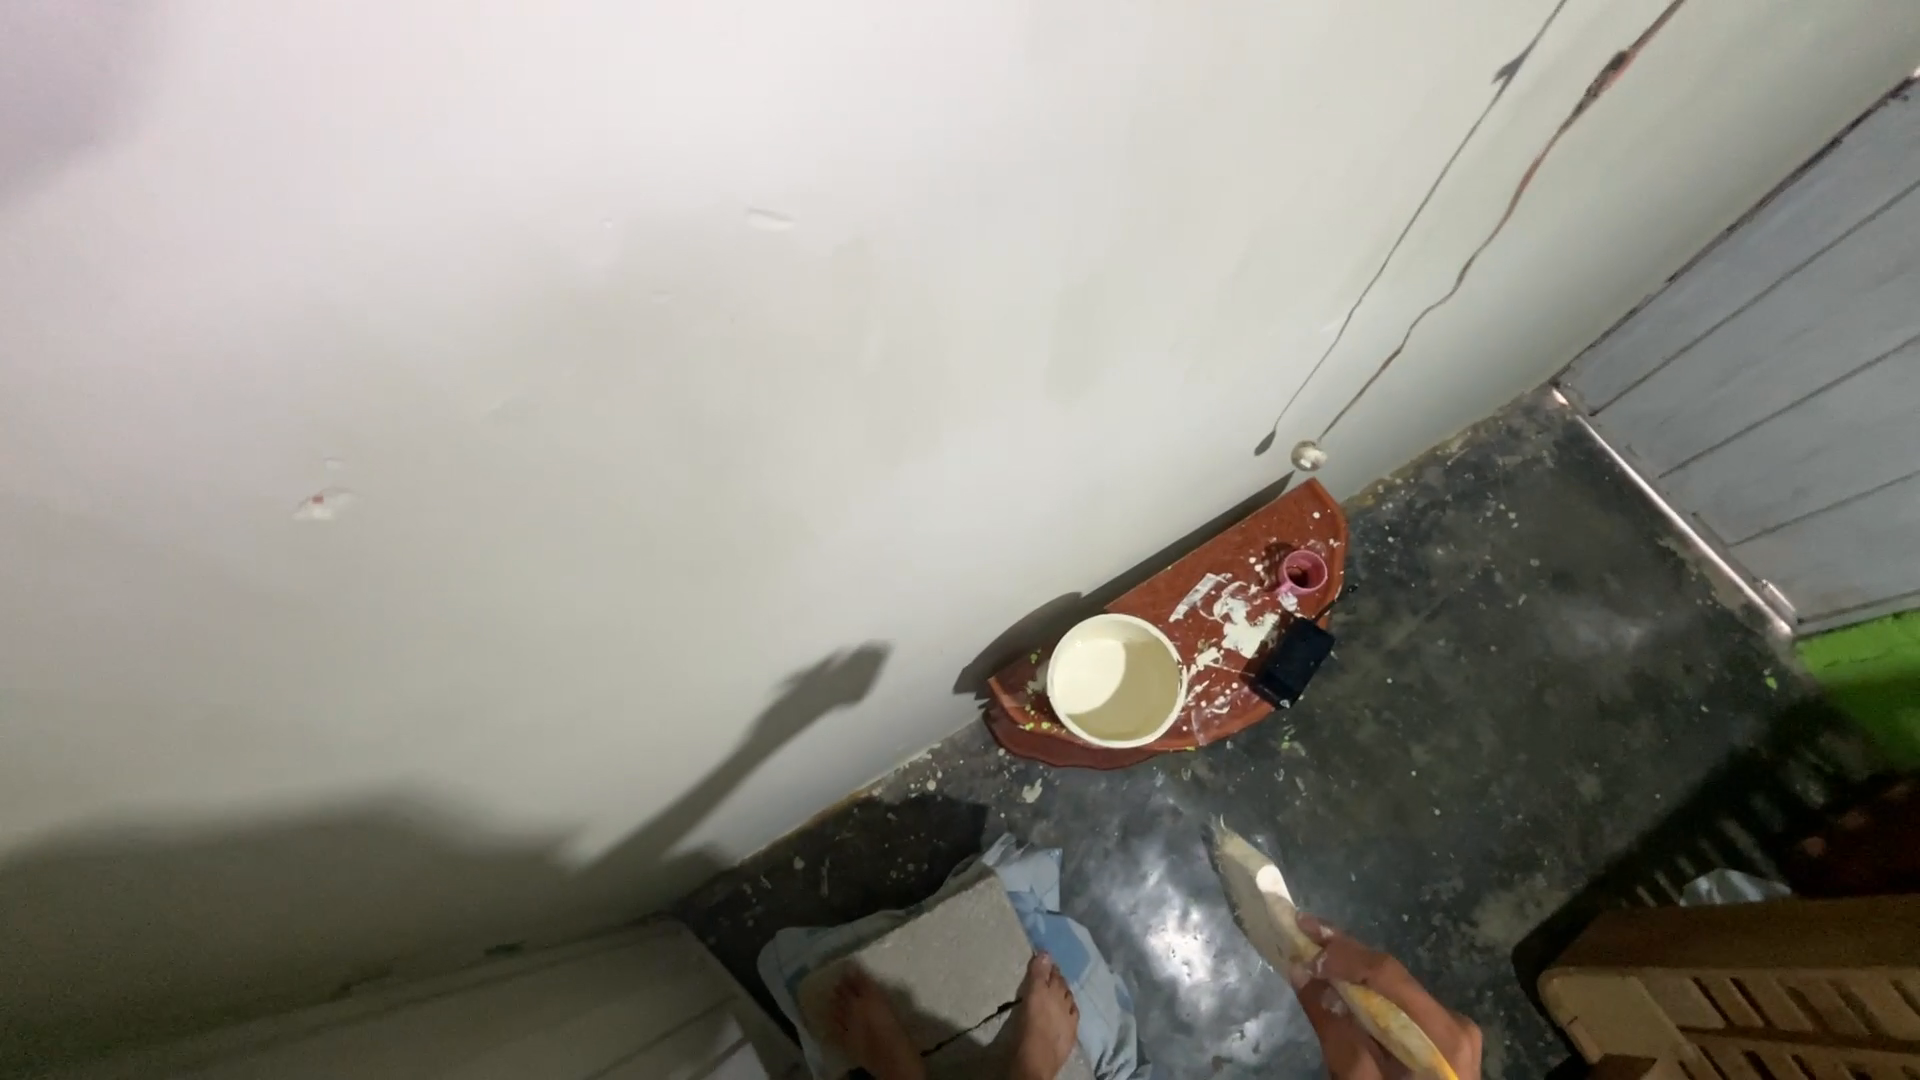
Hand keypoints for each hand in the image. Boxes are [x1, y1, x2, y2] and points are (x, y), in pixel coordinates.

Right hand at [1286, 914, 1481, 1079]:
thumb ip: (1332, 1027)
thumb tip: (1299, 971)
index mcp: (1442, 1034)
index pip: (1386, 973)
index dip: (1341, 955)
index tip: (1303, 948)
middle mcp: (1453, 1021)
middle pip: (1388, 973)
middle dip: (1341, 952)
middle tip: (1300, 928)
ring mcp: (1452, 1027)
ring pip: (1390, 982)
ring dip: (1349, 965)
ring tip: (1312, 946)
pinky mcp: (1442, 1036)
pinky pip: (1396, 998)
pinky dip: (1364, 986)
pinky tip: (1338, 976)